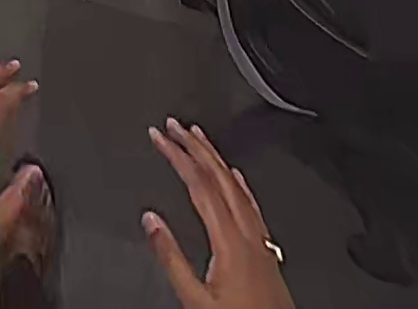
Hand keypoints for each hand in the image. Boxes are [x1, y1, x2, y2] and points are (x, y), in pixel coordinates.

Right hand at [144, 119, 295, 308]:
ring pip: (236, 185)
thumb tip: (150, 219)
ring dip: (215, 157)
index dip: (176, 154)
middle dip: (194, 146)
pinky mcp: (266, 253)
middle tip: (173, 125)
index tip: (159, 136)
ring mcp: (260, 241)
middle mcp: (247, 233)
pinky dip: (239, 183)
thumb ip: (171, 258)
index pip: (198, 183)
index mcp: (229, 240)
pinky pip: (251, 204)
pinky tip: (235, 175)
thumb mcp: (195, 301)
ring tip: (198, 137)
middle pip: (219, 176)